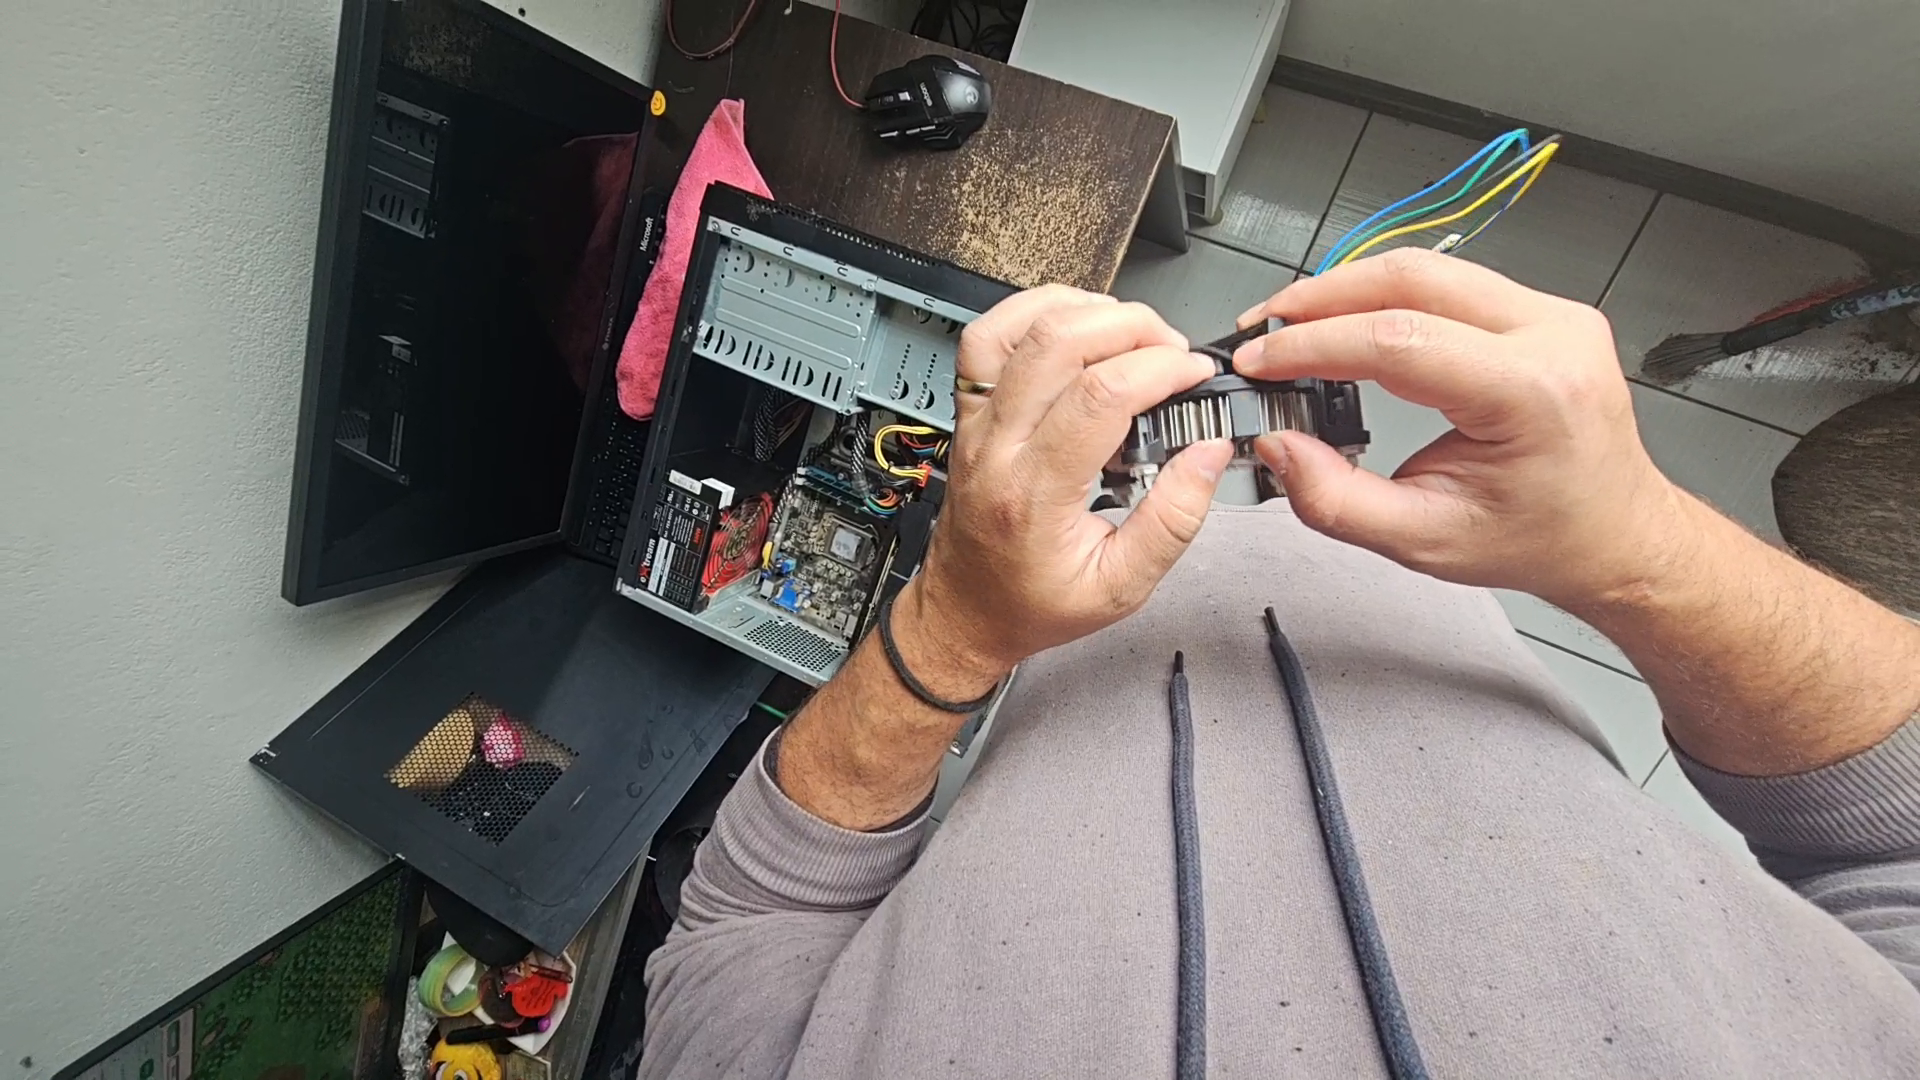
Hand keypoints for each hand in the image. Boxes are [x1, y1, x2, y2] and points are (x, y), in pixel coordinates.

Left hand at [899, 286, 1233, 684]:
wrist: (967, 610)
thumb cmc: (1031, 603)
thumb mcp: (1120, 585)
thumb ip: (1174, 519)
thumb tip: (1208, 453)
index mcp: (1035, 495)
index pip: (1099, 396)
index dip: (1160, 369)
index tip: (1193, 376)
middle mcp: (996, 449)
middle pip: (1057, 344)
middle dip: (1132, 327)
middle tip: (1169, 351)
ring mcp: (975, 426)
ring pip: (1016, 328)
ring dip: (1083, 311)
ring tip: (1127, 334)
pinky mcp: (969, 415)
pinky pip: (985, 340)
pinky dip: (1033, 314)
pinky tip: (1073, 326)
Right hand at [1232, 249, 1685, 608]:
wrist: (1607, 531)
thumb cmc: (1535, 537)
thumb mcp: (1420, 539)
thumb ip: (1334, 501)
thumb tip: (1278, 448)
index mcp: (1532, 392)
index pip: (1397, 340)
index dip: (1311, 345)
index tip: (1258, 361)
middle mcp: (1550, 335)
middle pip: (1410, 279)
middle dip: (1318, 298)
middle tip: (1262, 328)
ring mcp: (1546, 314)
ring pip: (1423, 268)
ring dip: (1341, 289)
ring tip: (1287, 323)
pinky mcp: (1529, 313)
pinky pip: (1439, 282)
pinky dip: (1373, 297)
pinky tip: (1336, 320)